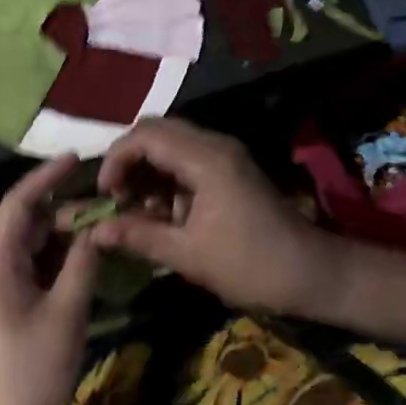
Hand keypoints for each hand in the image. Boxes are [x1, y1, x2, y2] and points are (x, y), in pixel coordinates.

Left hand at [0, 155, 100, 404]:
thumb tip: (97, 226)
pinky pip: (36, 264)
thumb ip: (83, 261)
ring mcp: (0, 286)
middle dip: (62, 207)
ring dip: (63, 231)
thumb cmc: (35, 371)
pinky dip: (60, 254)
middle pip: (26, 220)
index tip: (78, 158)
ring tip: (101, 224)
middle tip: (104, 202)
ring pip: (33, 242)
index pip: (18, 204)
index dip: (46, 177)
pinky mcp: (11, 303)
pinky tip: (87, 254)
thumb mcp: (67, 311)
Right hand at [90, 118, 340, 314]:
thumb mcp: (189, 255)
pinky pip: (186, 159)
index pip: (147, 135)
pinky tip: (161, 212)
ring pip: (171, 144)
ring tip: (135, 209)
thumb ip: (139, 236)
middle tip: (116, 197)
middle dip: (129, 160)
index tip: (105, 193)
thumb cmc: (250, 265)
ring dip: (147, 169)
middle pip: (158, 131)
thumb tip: (94, 231)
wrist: (311, 272)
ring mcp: (224, 155)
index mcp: (206, 159)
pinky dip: (166, 178)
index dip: (117, 158)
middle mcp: (215, 145)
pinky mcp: (229, 168)